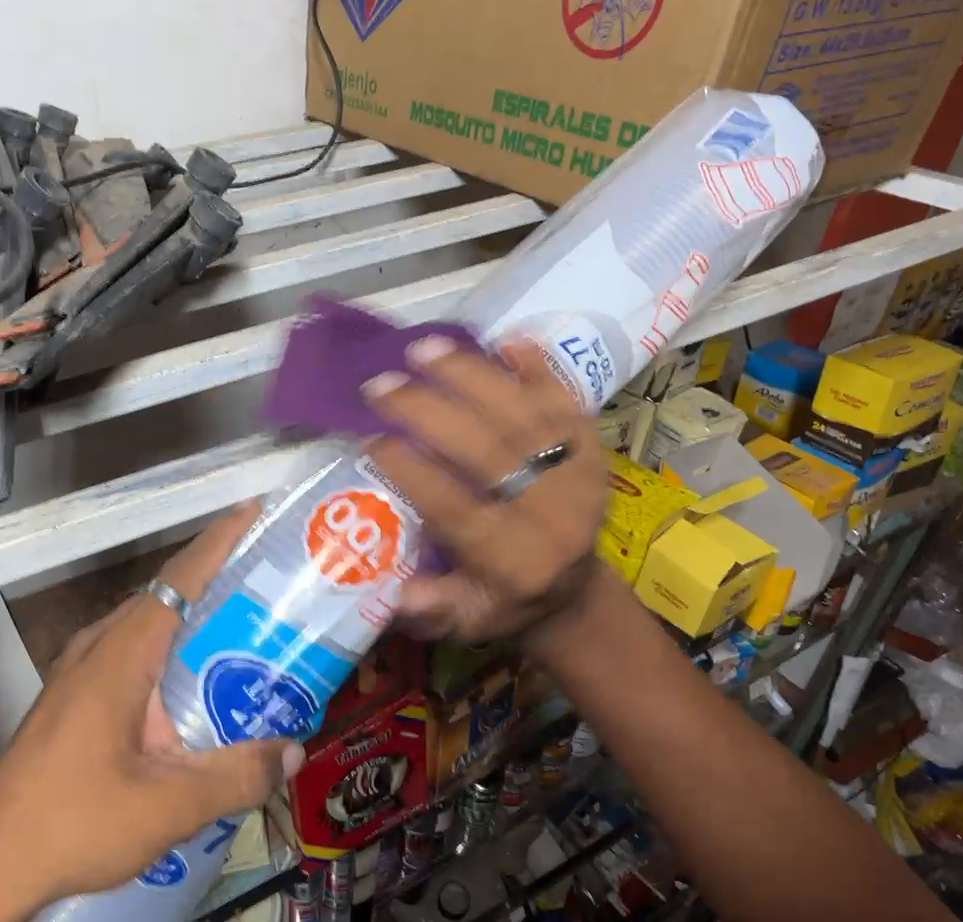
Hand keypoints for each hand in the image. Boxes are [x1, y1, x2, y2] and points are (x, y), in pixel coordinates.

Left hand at [0, 507, 303, 921]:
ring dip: (189, 621)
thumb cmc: (77, 821)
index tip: (254, 512)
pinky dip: (166, 652)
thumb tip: (294, 751)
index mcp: (119, 655)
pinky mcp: (70, 697)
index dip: (218, 542)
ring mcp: (76, 671)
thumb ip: (236, 775)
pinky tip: (190, 687)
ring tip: (243, 632)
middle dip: (215, 582)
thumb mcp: (169, 806)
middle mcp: (95, 648)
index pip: (177, 579)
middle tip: (270, 584)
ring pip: (143, 627)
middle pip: (163, 597)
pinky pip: (127, 653)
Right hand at [360, 334, 608, 642]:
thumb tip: (395, 594)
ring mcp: (579, 478)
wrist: (574, 592)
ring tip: (425, 349)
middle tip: (380, 385)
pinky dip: (540, 369)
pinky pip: (569, 404)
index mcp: (515, 562)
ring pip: (525, 417)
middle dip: (430, 412)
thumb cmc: (503, 603)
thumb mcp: (465, 623)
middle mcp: (552, 515)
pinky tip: (507, 339)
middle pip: (490, 452)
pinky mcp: (595, 453)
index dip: (412, 471)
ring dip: (474, 377)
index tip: (368, 439)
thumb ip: (433, 611)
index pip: (458, 508)